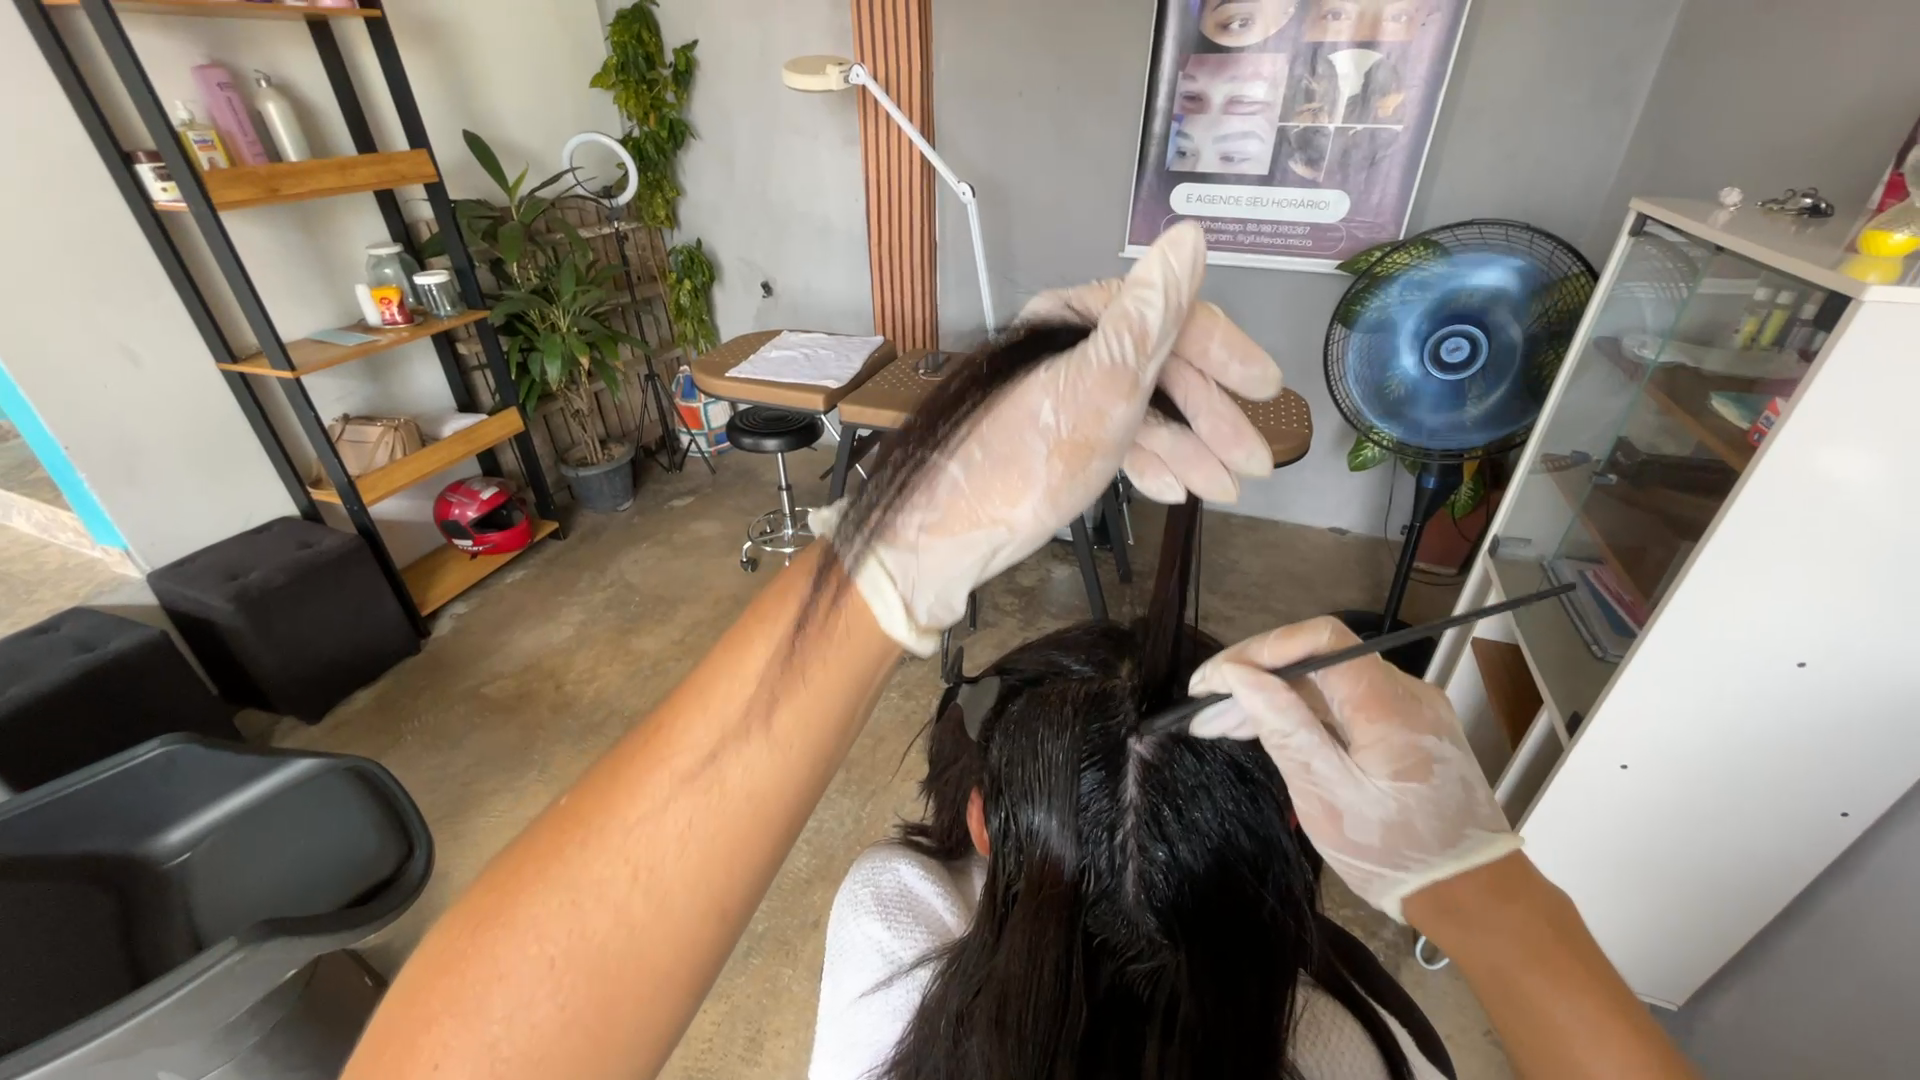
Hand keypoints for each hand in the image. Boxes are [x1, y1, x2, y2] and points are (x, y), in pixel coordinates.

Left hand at [1017, 236, 1281, 504]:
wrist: (956, 531)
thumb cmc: (1031, 461)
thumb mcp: (1102, 386)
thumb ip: (1152, 316)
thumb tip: (1190, 235)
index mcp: (1078, 321)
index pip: (1170, 318)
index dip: (1225, 351)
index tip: (1267, 391)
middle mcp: (1073, 349)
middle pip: (1162, 369)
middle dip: (1212, 418)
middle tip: (1254, 464)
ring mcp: (1066, 394)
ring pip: (1146, 411)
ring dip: (1190, 449)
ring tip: (1224, 489)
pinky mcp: (1059, 436)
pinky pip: (1119, 439)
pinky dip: (1151, 462)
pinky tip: (1178, 490)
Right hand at [1187, 616, 1520, 922]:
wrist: (1473, 898)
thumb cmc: (1396, 853)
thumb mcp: (1328, 795)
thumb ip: (1285, 728)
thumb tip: (1238, 676)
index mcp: (1389, 704)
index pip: (1319, 639)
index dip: (1259, 649)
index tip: (1214, 680)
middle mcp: (1402, 692)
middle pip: (1315, 657)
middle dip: (1253, 676)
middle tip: (1201, 707)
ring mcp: (1403, 707)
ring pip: (1321, 681)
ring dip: (1268, 696)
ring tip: (1215, 723)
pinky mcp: (1399, 726)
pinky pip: (1337, 703)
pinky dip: (1295, 712)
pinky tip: (1258, 729)